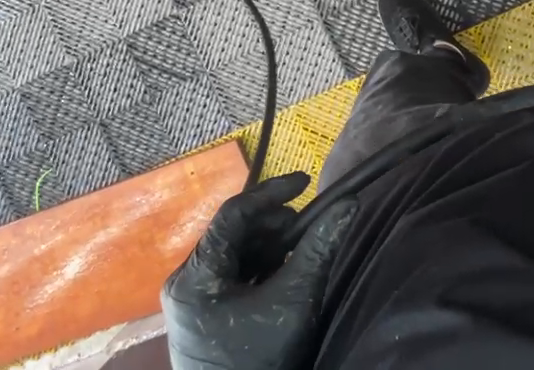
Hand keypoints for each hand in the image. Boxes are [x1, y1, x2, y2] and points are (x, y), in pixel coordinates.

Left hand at [162, 172, 357, 369]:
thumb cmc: (260, 361)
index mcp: (195, 276)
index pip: (233, 213)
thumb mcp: (295, 300)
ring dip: (269, 242)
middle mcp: (184, 282)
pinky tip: (282, 272)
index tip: (307, 182)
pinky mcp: (199, 314)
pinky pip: (231, 271)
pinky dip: (259, 263)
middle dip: (273, 221)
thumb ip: (319, 246)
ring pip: (234, 250)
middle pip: (233, 230)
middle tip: (306, 226)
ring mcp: (189, 300)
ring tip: (298, 251)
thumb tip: (350, 202)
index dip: (272, 192)